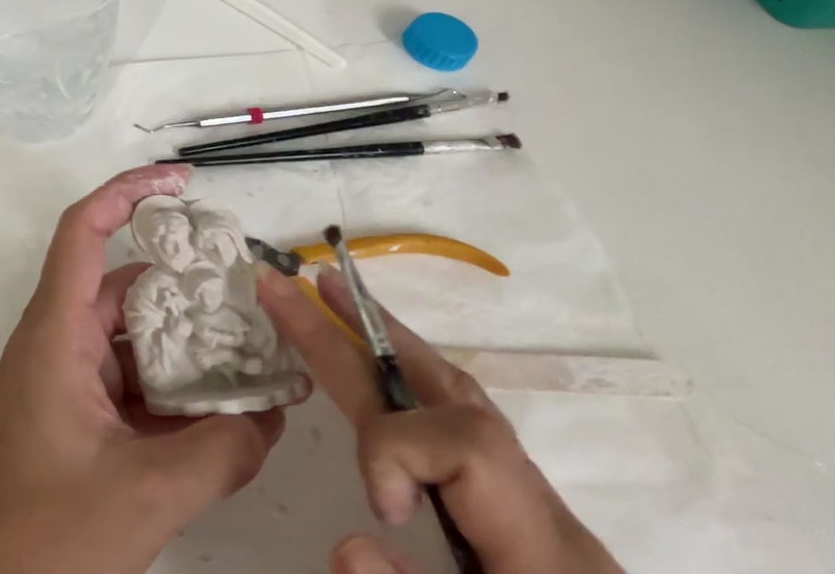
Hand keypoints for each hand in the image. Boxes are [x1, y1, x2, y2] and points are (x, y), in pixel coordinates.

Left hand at [0, 166, 290, 573]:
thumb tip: (272, 419)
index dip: (127, 192)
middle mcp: (58, 342)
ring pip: (132, 341)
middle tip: (251, 294)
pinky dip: (173, 392)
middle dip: (184, 286)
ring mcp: (64, 380)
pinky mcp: (74, 417)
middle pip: (122, 287)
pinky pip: (129, 385)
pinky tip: (226, 415)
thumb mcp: (146, 491)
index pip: (84, 232)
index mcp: (57, 332)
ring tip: (256, 357)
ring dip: (186, 347)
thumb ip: (221, 453)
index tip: (180, 181)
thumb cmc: (44, 528)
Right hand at [258, 266, 624, 573]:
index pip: (463, 445)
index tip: (379, 513)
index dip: (394, 451)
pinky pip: (460, 424)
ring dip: (387, 345)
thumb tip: (344, 546)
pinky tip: (377, 373)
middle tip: (294, 288)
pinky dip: (408, 384)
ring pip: (462, 400)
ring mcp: (532, 505)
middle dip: (365, 336)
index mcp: (538, 545)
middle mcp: (539, 509)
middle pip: (449, 396)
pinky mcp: (518, 515)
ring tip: (331, 302)